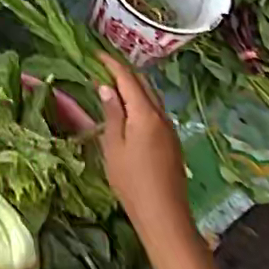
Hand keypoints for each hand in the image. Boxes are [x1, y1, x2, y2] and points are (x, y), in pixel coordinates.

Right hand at [95, 53, 189, 236]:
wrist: (164, 215)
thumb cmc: (132, 182)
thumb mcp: (114, 147)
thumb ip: (112, 114)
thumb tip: (106, 87)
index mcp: (145, 113)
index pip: (127, 78)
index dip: (111, 63)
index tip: (96, 53)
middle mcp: (161, 114)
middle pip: (143, 83)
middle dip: (124, 71)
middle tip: (103, 66)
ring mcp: (169, 127)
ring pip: (151, 96)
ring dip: (134, 86)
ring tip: (114, 84)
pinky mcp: (171, 140)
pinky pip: (156, 110)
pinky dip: (141, 101)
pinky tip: (130, 109)